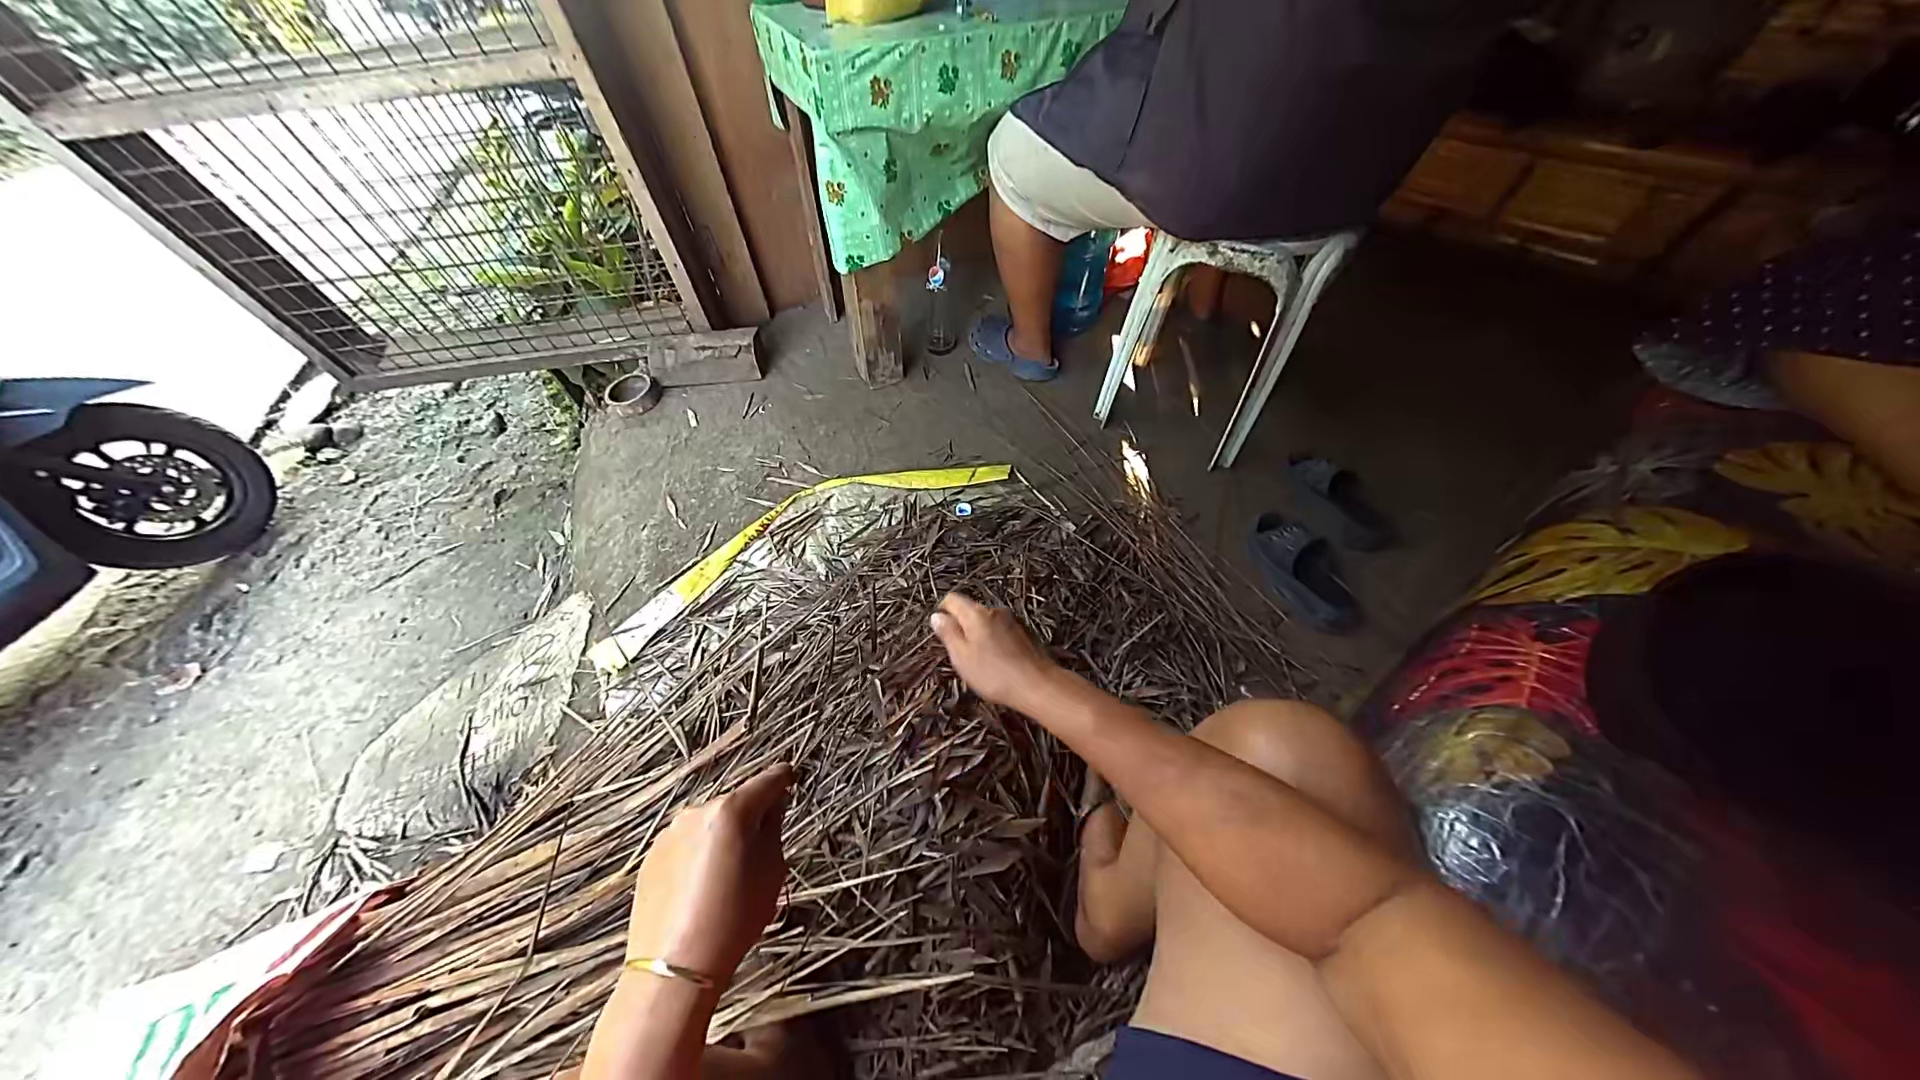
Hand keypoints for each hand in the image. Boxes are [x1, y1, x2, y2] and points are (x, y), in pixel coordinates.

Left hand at [624, 763, 794, 984]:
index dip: (784, 780)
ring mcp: (670, 834)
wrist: (674, 968)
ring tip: (730, 876)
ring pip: (710, 824)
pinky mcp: (651, 857)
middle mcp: (697, 812)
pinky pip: (686, 844)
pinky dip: (700, 855)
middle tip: (762, 848)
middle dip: (751, 817)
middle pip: (736, 803)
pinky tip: (704, 887)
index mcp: (731, 810)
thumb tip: (771, 808)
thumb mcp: (772, 871)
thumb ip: (774, 829)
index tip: (790, 781)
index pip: (767, 780)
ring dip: (723, 837)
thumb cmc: (733, 920)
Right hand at [930, 592, 1057, 708]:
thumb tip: (937, 616)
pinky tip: (997, 662)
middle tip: (959, 653)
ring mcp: (1012, 621)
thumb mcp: (961, 656)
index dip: (943, 613)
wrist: (1036, 685)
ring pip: (986, 622)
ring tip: (979, 661)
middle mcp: (995, 611)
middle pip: (970, 610)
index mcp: (976, 613)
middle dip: (961, 627)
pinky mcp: (1024, 633)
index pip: (952, 599)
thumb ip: (948, 633)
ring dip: (979, 635)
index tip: (941, 632)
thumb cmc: (994, 673)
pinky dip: (994, 642)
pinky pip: (1001, 631)